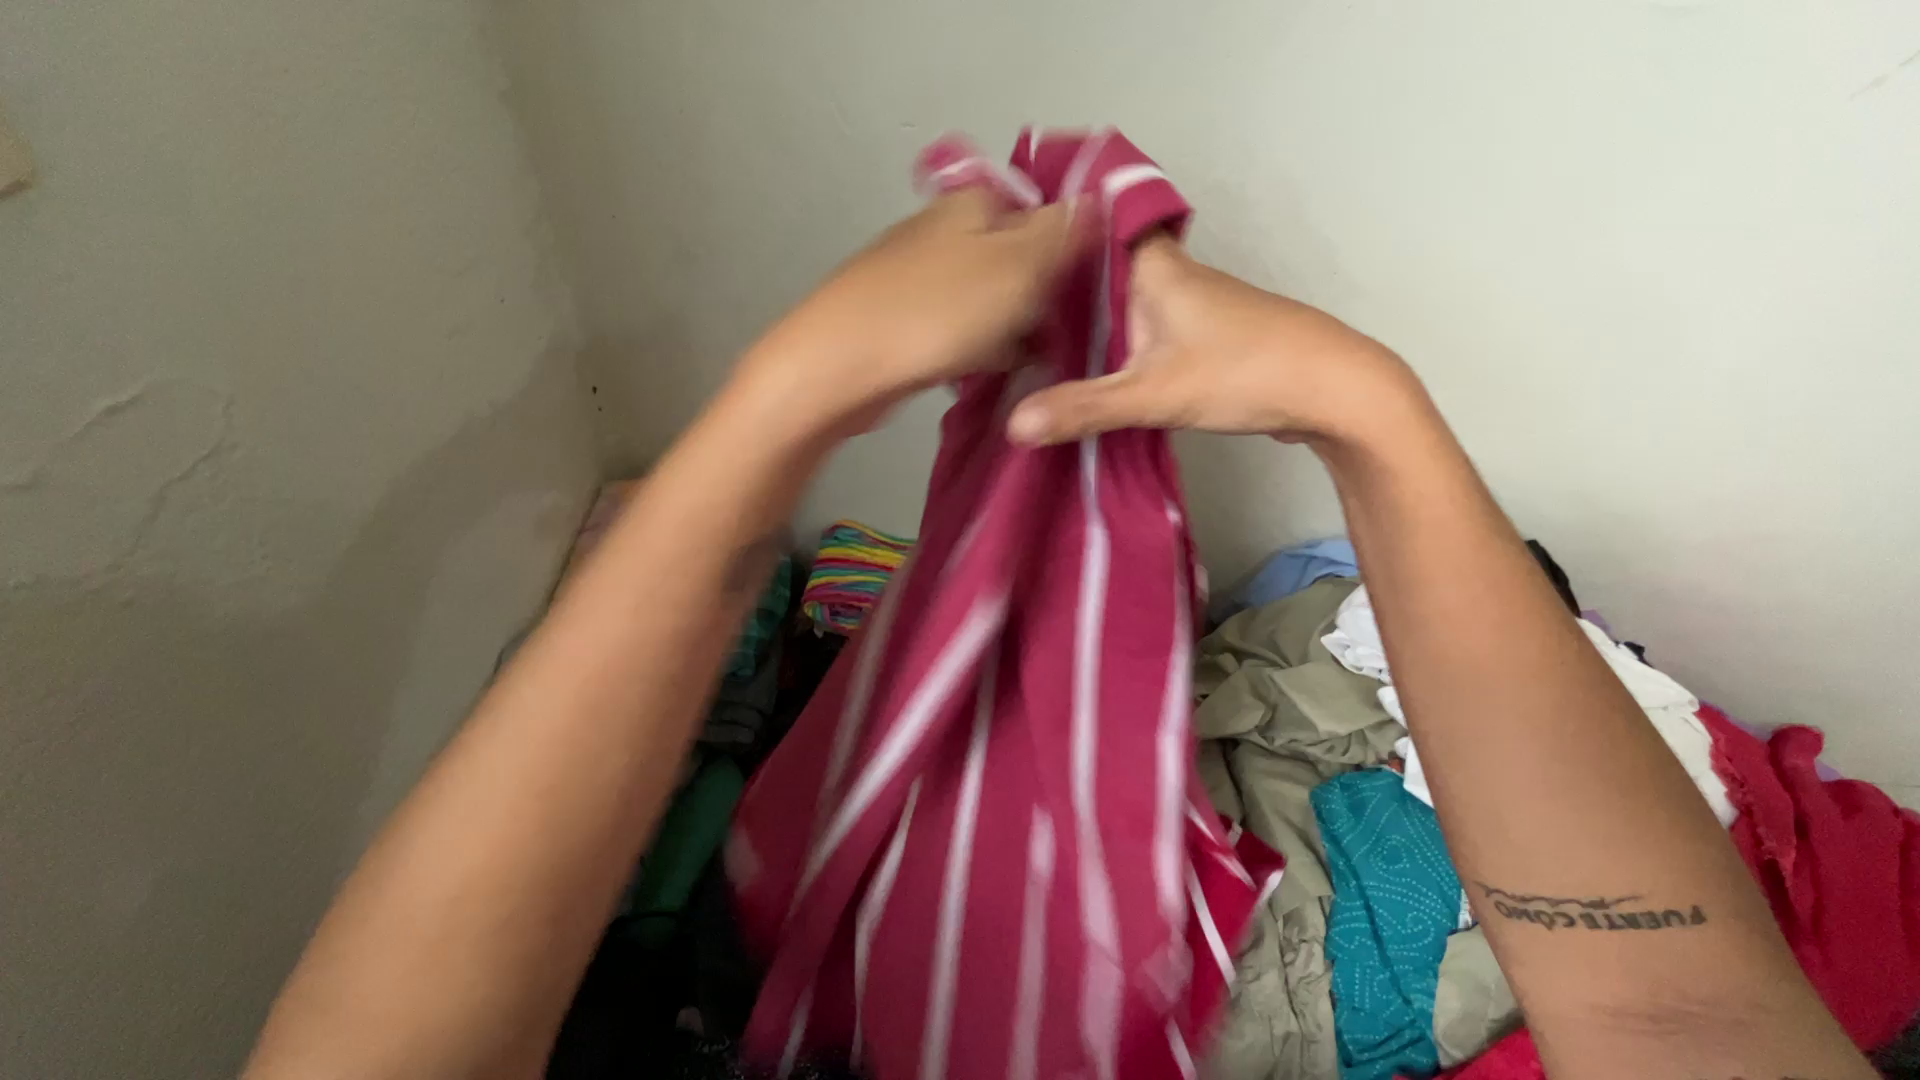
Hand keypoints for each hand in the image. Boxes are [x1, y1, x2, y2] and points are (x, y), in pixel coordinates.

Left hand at [740, 187, 1082, 434]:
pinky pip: (962, 327)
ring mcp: (922, 273)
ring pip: (993, 296)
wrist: (840, 365)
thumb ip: (1062, 232)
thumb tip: (1095, 198)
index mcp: (977, 201)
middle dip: (1045, 295)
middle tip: (1066, 334)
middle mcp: (948, 227)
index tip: (1094, 293)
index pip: (1047, 209)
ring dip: (1015, 327)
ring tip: (1034, 359)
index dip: (1076, 249)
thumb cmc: (937, 313)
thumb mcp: (1019, 265)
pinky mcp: (905, 316)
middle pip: (1020, 256)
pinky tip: (990, 371)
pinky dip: (980, 347)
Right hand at [1006, 235, 1420, 446]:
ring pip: (1116, 301)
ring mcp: (1184, 304)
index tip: (1004, 240)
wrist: (1332, 389)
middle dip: (1051, 286)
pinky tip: (1081, 369)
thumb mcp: (1153, 394)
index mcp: (1150, 265)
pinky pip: (1136, 328)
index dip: (1049, 226)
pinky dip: (1108, 342)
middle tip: (997, 306)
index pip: (1090, 223)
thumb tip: (1013, 427)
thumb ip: (1082, 408)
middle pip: (1095, 268)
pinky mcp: (1196, 335)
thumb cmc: (1245, 371)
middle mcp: (1165, 273)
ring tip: (1022, 339)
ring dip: (1079, 318)